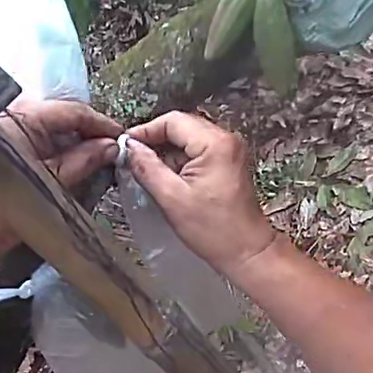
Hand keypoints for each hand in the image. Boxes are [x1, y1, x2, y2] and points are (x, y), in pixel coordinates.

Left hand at [0, 98, 120, 261]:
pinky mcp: (5, 147)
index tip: (123, 137)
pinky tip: (78, 162)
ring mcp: (6, 131)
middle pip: (62, 116)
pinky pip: (40, 140)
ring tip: (101, 157)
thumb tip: (113, 147)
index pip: (71, 111)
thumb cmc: (2, 212)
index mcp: (19, 119)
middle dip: (91, 132)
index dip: (101, 123)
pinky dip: (61, 149)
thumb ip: (84, 160)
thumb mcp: (51, 184)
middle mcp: (11, 117)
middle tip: (115, 149)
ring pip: (53, 129)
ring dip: (77, 142)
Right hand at [121, 111, 277, 277]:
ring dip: (167, 153)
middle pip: (181, 127)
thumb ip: (147, 168)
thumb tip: (129, 148)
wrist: (247, 251)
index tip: (125, 146)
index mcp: (216, 143)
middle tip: (133, 159)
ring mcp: (230, 150)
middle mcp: (227, 139)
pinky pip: (198, 152)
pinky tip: (167, 179)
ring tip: (147, 172)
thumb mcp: (172, 198)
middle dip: (155, 141)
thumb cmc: (213, 229)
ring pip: (188, 140)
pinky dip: (180, 162)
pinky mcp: (229, 163)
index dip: (145, 131)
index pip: (173, 121)